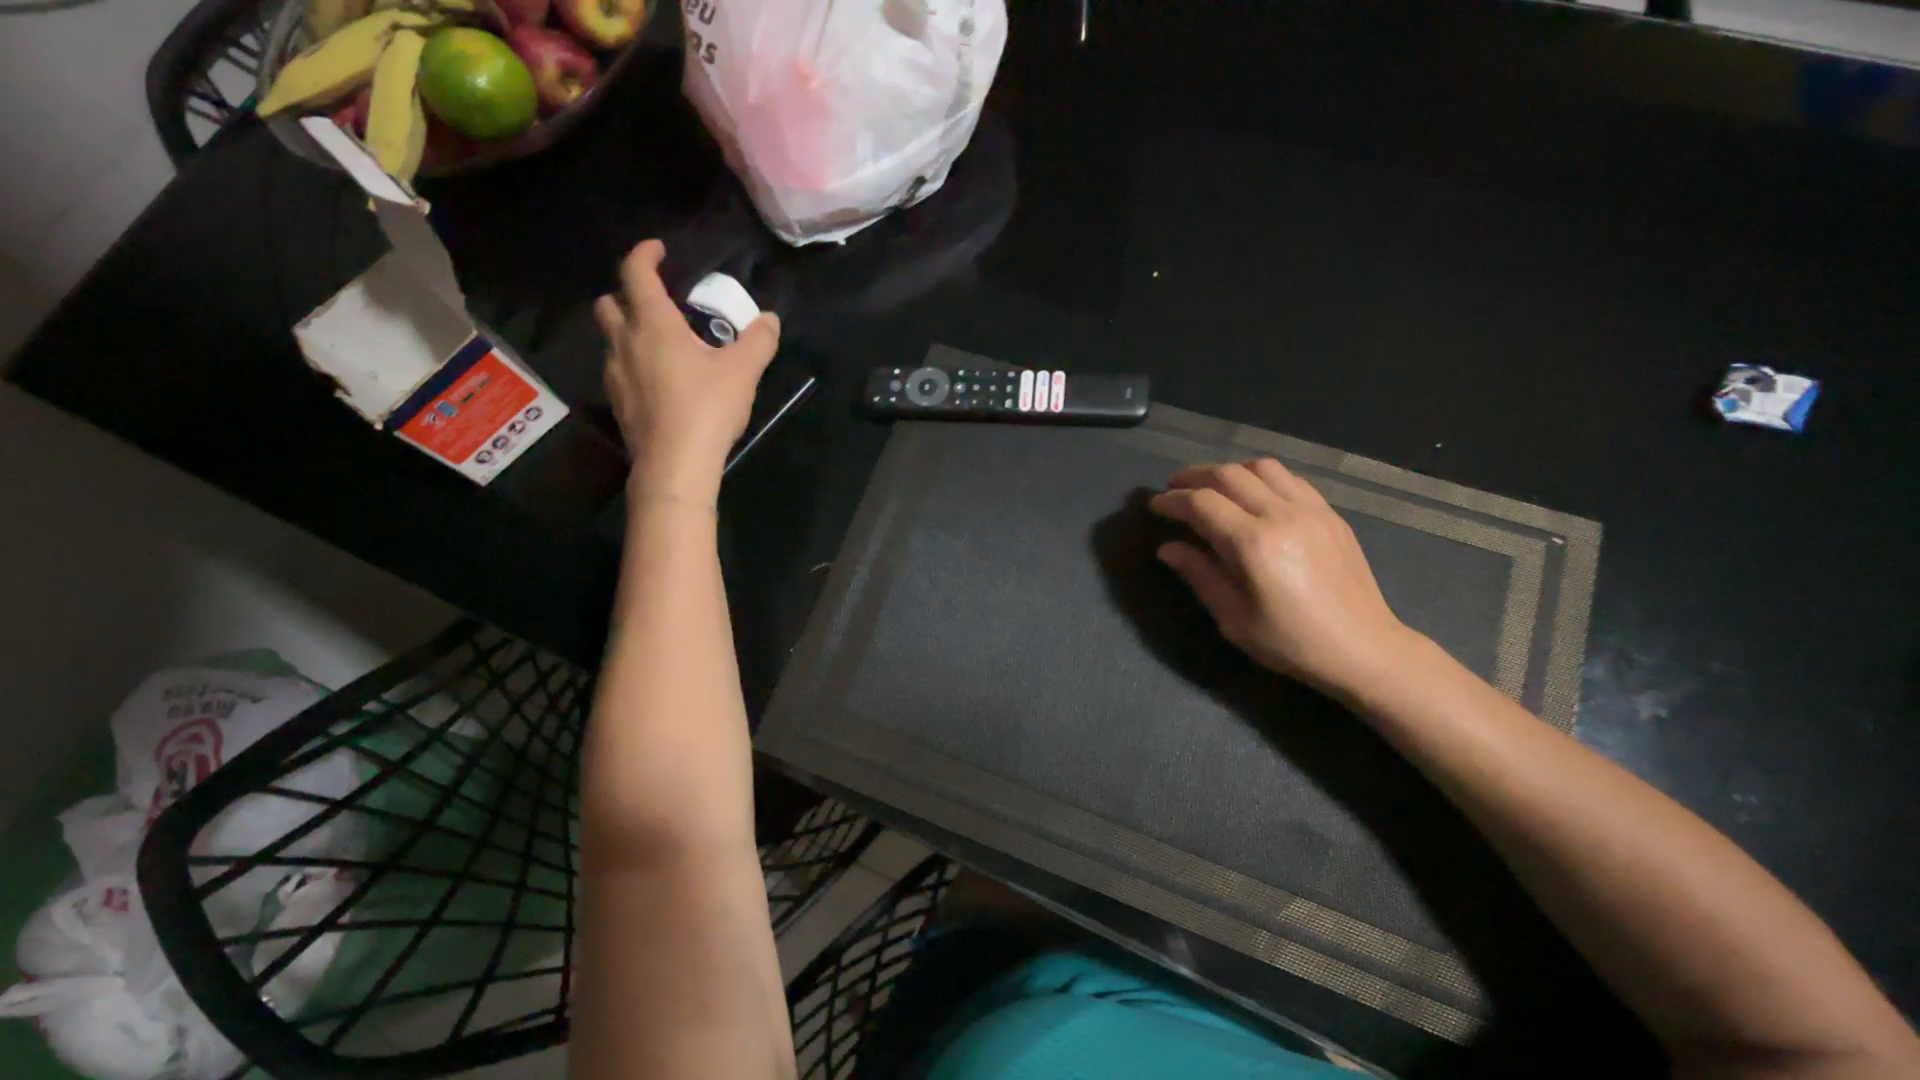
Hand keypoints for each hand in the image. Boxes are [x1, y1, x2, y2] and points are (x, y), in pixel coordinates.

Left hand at [595, 240, 780, 506]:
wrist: (674, 464)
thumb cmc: (707, 408)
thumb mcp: (743, 372)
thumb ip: (759, 340)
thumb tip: (770, 320)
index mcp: (654, 325)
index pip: (636, 273)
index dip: (645, 255)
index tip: (658, 250)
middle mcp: (625, 342)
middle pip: (609, 303)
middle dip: (627, 293)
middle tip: (654, 300)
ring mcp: (615, 374)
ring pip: (610, 338)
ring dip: (627, 330)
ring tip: (657, 342)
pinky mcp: (617, 402)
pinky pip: (617, 369)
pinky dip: (631, 362)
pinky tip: (655, 379)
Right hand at [1149, 459, 1420, 697]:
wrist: (1362, 648)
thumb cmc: (1291, 642)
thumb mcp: (1234, 618)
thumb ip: (1199, 575)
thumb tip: (1168, 549)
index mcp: (1253, 544)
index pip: (1202, 503)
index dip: (1172, 500)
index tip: (1155, 506)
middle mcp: (1281, 515)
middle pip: (1229, 474)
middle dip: (1195, 477)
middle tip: (1175, 489)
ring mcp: (1311, 510)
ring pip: (1261, 467)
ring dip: (1230, 471)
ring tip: (1213, 487)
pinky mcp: (1330, 514)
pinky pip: (1291, 479)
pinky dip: (1263, 478)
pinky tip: (1254, 496)